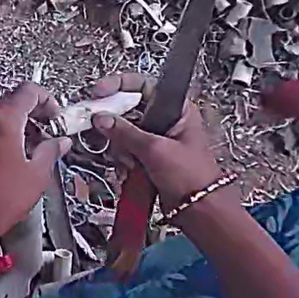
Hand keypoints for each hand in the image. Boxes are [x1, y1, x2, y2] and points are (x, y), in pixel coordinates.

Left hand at [0, 82, 69, 261]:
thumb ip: (51, 150)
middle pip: (13, 100)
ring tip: (34, 146)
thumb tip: (61, 141)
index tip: (56, 118)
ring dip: (19, 122)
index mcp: (4, 119)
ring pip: (0, 113)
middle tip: (49, 131)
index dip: (47, 100)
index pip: (28, 91)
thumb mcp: (36, 174)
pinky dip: (4, 132)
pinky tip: (14, 155)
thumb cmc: (1, 198)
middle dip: (34, 112)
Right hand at [86, 73, 227, 211]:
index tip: (99, 91)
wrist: (199, 212)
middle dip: (116, 125)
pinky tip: (128, 171)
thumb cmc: (191, 177)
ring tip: (129, 162)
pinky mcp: (147, 158)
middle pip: (128, 110)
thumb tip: (101, 118)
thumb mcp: (156, 149)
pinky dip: (122, 160)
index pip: (143, 85)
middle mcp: (164, 120)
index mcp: (176, 109)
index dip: (119, 85)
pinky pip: (125, 151)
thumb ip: (125, 132)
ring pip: (123, 133)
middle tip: (102, 128)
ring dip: (120, 147)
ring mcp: (155, 140)